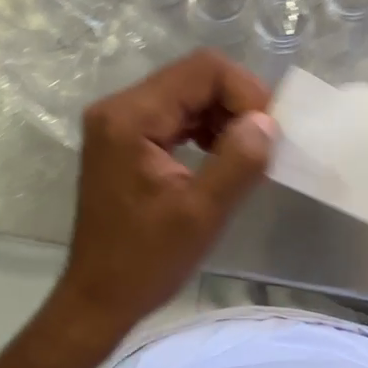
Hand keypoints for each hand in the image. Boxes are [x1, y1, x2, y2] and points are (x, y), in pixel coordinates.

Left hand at [53, 50, 274, 339]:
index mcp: (130, 118)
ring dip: (222, 118)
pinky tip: (221, 159)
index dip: (245, 91)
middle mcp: (118, 109)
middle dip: (236, 104)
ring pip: (186, 97)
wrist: (98, 298)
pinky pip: (172, 119)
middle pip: (193, 78)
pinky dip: (203, 132)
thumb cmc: (145, 261)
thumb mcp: (201, 213)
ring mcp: (118, 125)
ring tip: (246, 155)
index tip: (270, 133)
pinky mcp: (123, 143)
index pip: (202, 70)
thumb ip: (238, 161)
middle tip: (264, 145)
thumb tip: (267, 123)